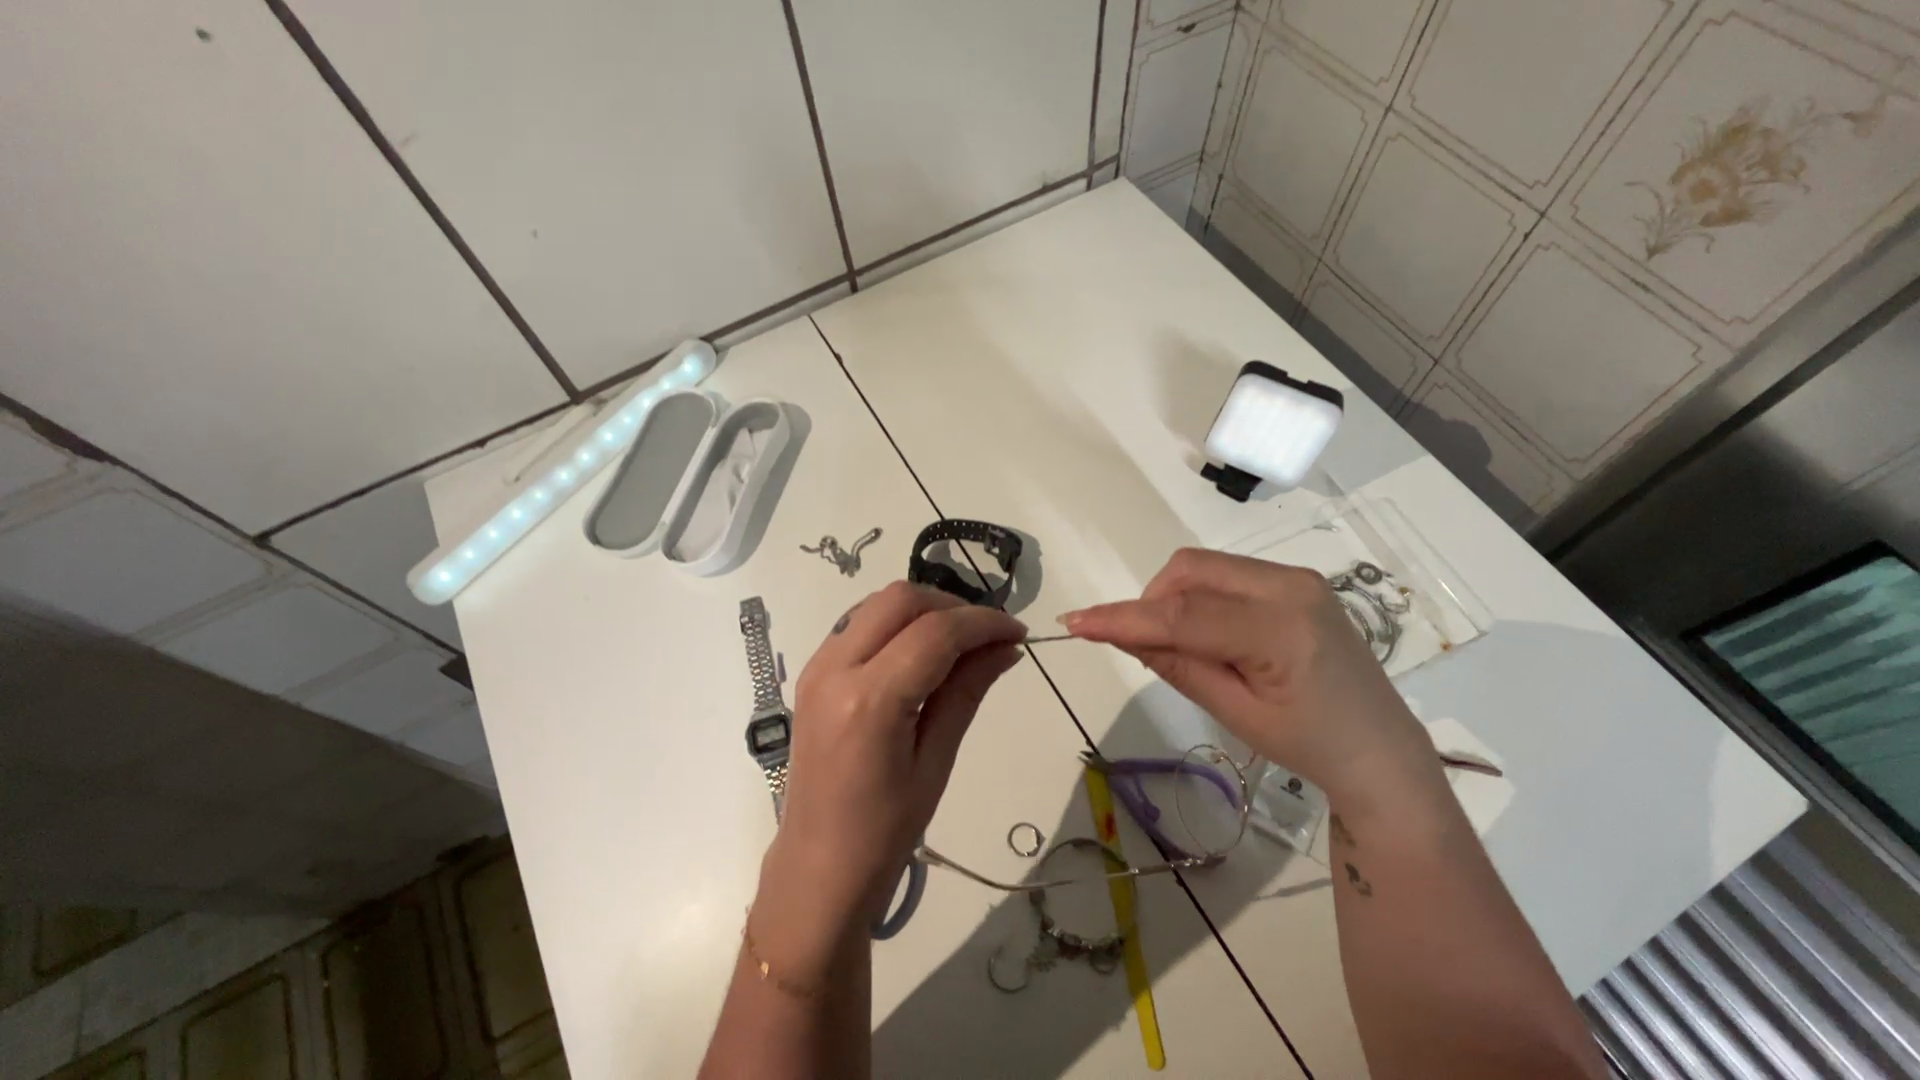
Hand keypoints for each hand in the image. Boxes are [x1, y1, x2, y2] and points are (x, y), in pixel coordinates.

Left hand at [768, 581, 1024, 926]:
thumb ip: (967, 692)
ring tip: (960, 644)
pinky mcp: (812, 674)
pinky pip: (857, 625)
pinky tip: (922, 656)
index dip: (983, 622)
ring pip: (875, 604)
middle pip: (900, 599)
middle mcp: (835, 669)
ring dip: (922, 611)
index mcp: (869, 700)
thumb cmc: (885, 830)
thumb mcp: (936, 761)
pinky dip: (895, 625)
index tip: (1018, 633)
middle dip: (951, 606)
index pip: (935, 631)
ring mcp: (817, 668)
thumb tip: (1006, 647)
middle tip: (988, 637)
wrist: (819, 864)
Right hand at [1060, 548, 1434, 807]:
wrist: (1380, 748)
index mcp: (1281, 631)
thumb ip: (1178, 666)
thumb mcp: (1237, 713)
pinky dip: (1201, 596)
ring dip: (1175, 597)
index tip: (1076, 622)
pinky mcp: (1297, 581)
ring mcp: (1298, 578)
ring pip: (1206, 567)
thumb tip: (1123, 635)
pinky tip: (1208, 633)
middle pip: (1191, 571)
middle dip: (1152, 602)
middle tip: (1145, 647)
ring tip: (1181, 646)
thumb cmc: (1309, 745)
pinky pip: (1228, 574)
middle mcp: (1291, 587)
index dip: (1125, 617)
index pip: (1184, 613)